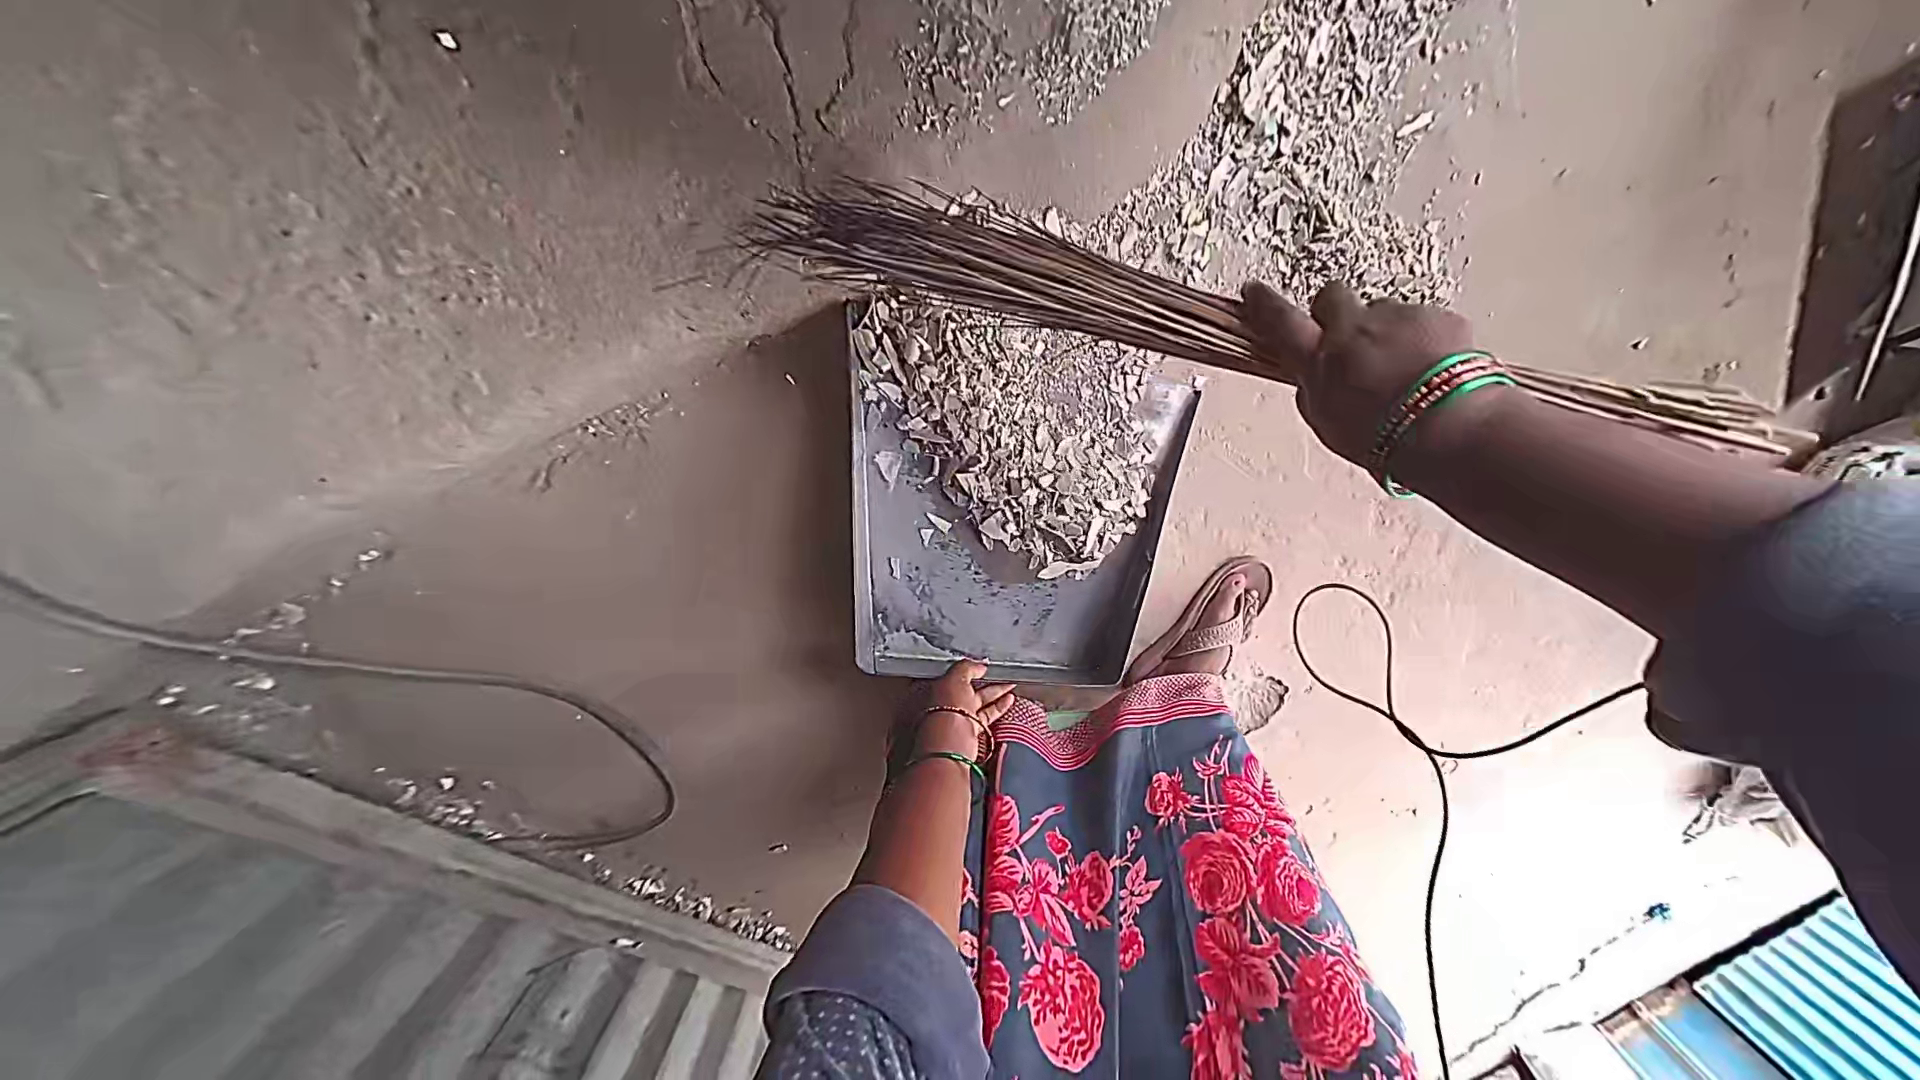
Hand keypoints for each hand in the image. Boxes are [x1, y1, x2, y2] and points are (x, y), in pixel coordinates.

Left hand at [918, 660, 1015, 758]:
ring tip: (1010, 684)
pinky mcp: (970, 730)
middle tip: (1000, 672)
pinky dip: (998, 707)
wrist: (951, 745)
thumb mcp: (956, 679)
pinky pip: (986, 715)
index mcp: (937, 688)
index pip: (955, 674)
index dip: (969, 668)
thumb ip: (968, 667)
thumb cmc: (947, 711)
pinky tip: (1008, 700)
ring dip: (996, 692)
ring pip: (979, 701)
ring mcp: (958, 717)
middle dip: (985, 680)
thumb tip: (979, 664)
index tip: (983, 664)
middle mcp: (946, 702)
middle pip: (968, 687)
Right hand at [1240, 280, 1508, 466]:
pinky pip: (1424, 321)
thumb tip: (1312, 378)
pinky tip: (1429, 371)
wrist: (1446, 426)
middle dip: (1333, 308)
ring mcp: (1397, 319)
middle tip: (1343, 334)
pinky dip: (1424, 340)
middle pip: (1332, 297)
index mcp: (1318, 359)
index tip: (1254, 292)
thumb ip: (1313, 390)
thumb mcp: (1326, 422)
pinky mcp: (1438, 317)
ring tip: (1400, 371)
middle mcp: (1353, 330)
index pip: (1279, 321)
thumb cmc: (1384, 435)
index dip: (1263, 304)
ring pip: (1382, 312)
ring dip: (1385, 332)